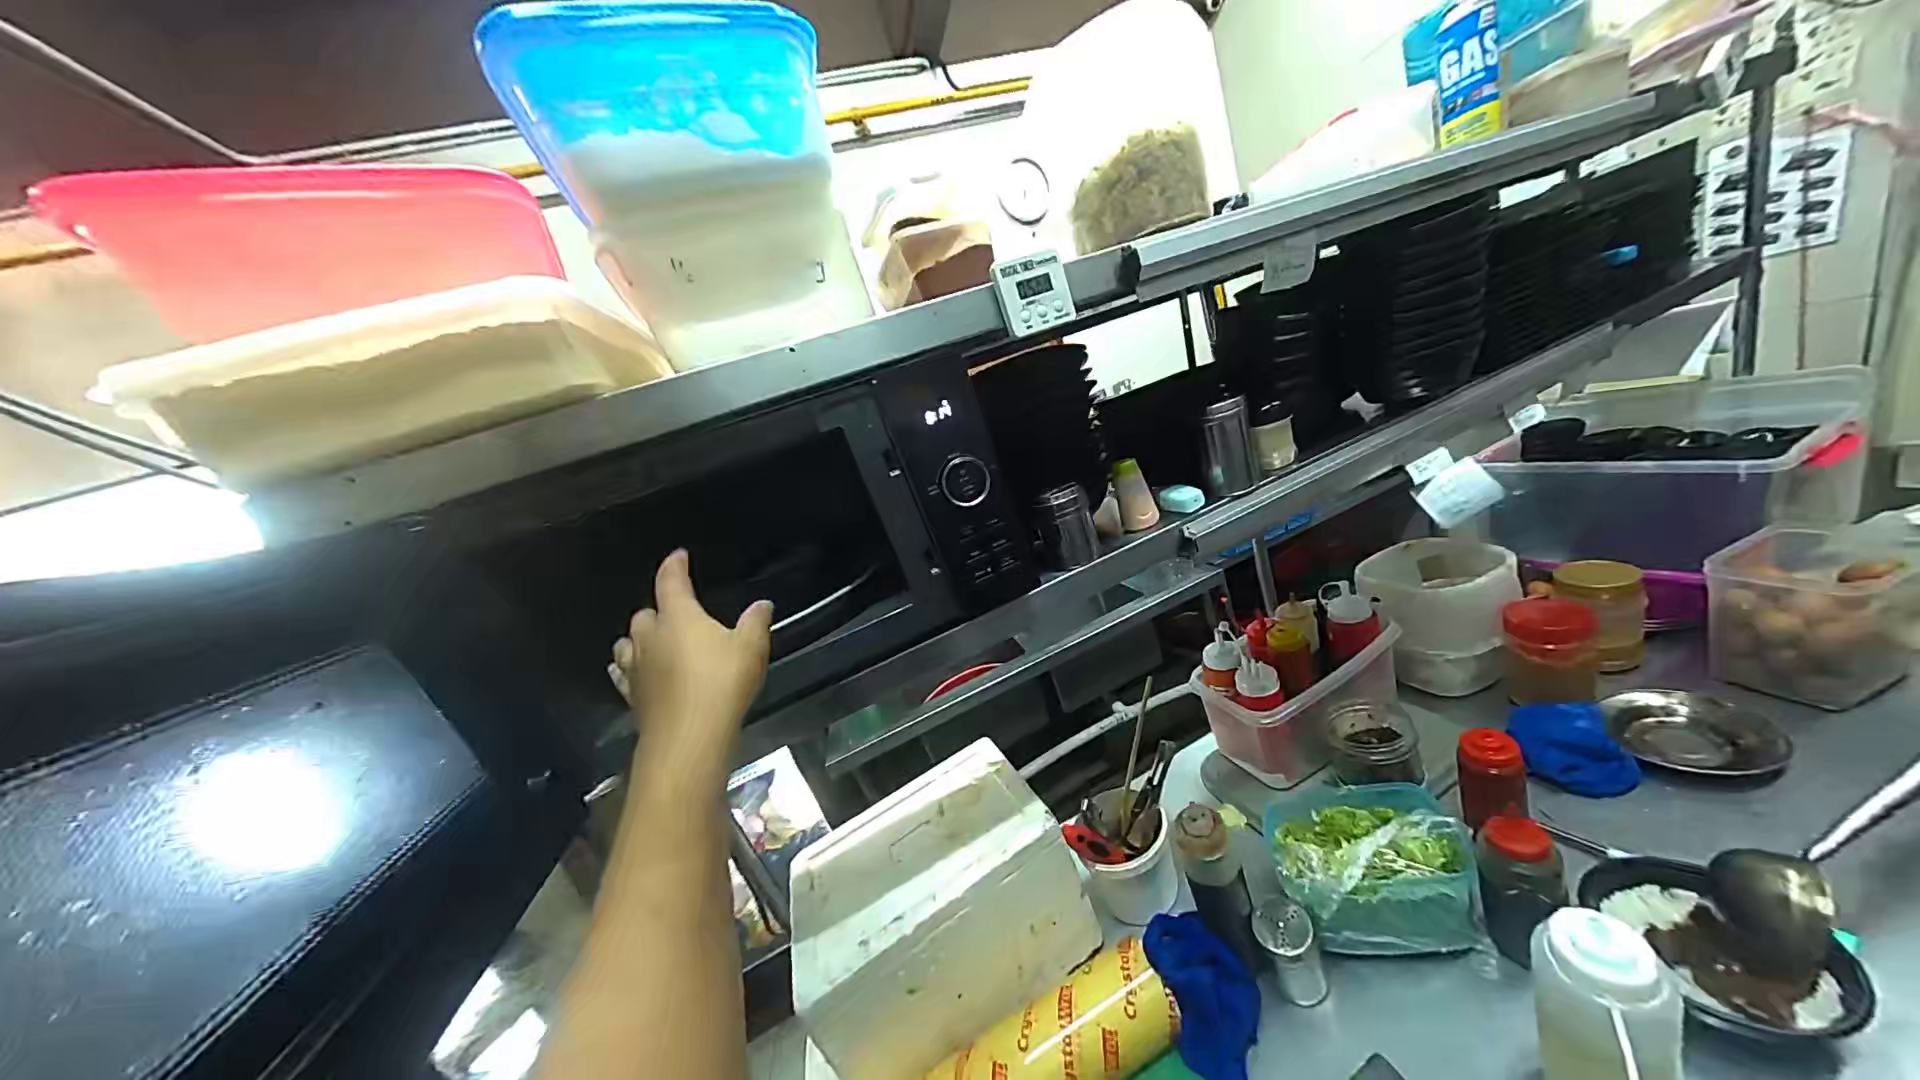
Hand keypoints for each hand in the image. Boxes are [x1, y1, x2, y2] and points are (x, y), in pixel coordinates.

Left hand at [608, 550, 772, 780]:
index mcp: (678, 616)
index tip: (678, 556)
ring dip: (640, 639)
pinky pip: (625, 674)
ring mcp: (636, 668)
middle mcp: (650, 637)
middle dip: (658, 609)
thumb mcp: (751, 647)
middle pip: (645, 614)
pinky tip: (636, 673)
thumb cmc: (722, 683)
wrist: (688, 737)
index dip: (674, 566)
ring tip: (654, 641)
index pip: (670, 581)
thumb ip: (755, 622)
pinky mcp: (632, 696)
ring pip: (628, 643)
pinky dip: (631, 669)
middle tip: (677, 613)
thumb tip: (762, 604)